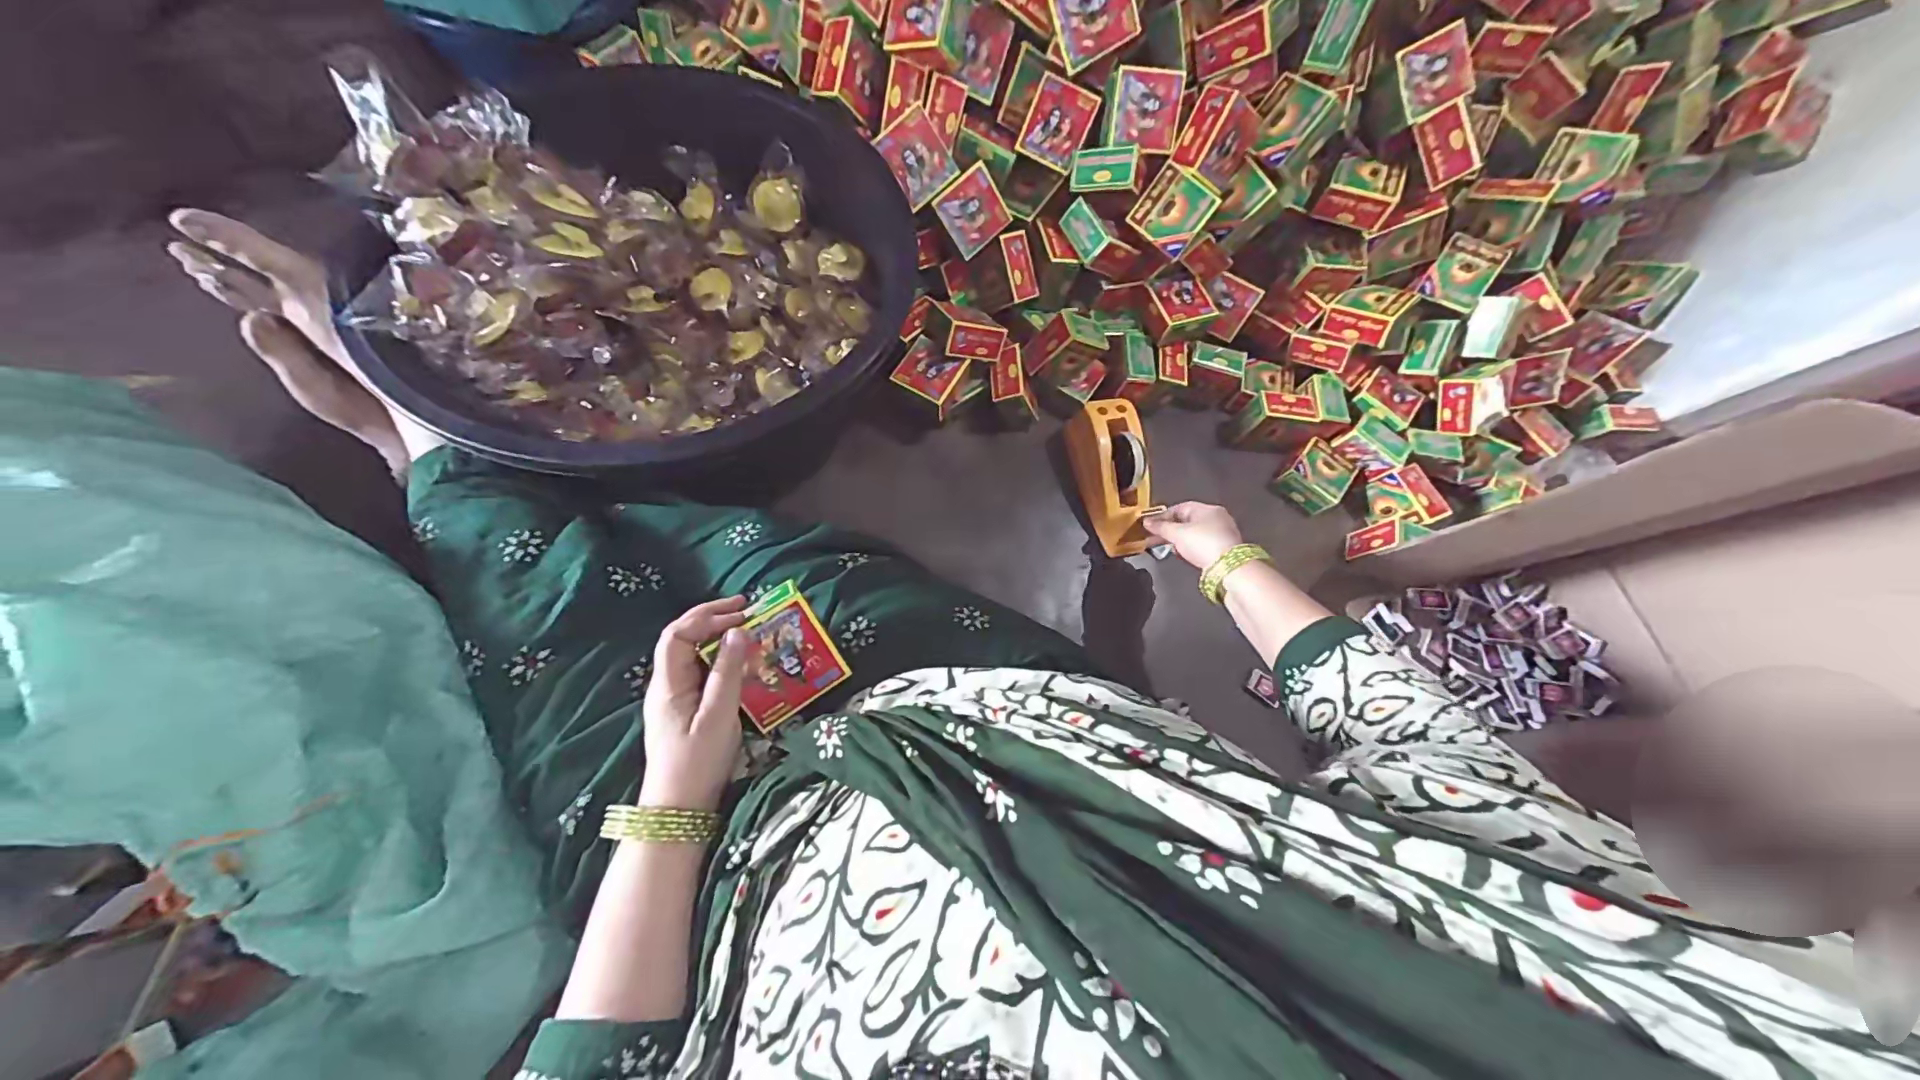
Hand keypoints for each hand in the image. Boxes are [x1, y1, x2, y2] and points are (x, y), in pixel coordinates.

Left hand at [640, 597, 752, 810]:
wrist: (678, 810)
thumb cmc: (697, 763)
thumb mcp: (718, 716)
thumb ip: (728, 673)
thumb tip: (738, 633)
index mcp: (668, 684)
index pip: (678, 634)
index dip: (706, 616)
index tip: (741, 612)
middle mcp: (667, 685)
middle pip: (683, 639)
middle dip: (713, 620)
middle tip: (747, 611)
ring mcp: (675, 698)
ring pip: (693, 656)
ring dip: (719, 639)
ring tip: (749, 633)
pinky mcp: (685, 711)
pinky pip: (701, 673)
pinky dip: (721, 661)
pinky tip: (742, 666)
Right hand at [1142, 501, 1245, 571]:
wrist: (1227, 568)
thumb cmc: (1203, 544)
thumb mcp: (1177, 534)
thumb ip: (1160, 527)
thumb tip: (1147, 522)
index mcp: (1207, 509)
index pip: (1179, 508)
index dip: (1163, 516)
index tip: (1150, 525)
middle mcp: (1217, 518)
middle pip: (1187, 521)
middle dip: (1169, 530)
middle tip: (1154, 538)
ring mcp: (1222, 533)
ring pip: (1194, 533)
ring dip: (1178, 540)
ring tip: (1165, 547)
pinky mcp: (1223, 548)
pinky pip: (1201, 544)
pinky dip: (1190, 547)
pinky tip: (1182, 554)